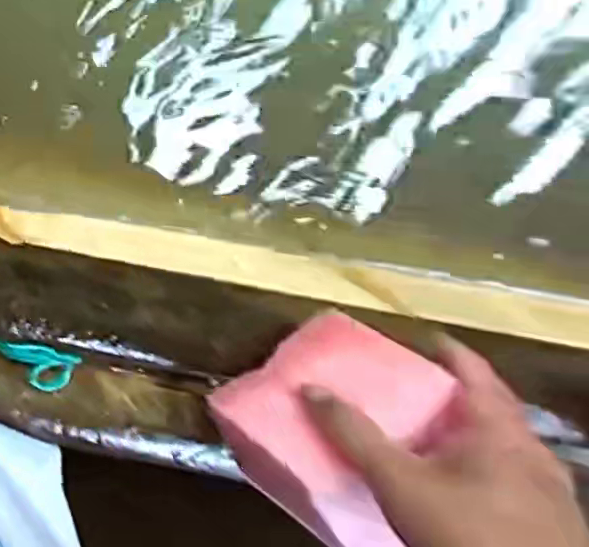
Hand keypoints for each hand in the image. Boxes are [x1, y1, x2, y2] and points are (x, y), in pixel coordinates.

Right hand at [303, 337, 588, 546]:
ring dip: (467, 431)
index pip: (481, 380)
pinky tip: (452, 475)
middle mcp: (535, 462)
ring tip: (428, 425)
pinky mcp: (550, 529)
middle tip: (417, 381)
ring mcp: (551, 500)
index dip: (454, 355)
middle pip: (498, 415)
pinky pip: (508, 477)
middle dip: (458, 396)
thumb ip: (351, 429)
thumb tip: (310, 387)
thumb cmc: (467, 531)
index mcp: (505, 440)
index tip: (426, 336)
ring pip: (506, 449)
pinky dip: (477, 462)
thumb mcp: (394, 478)